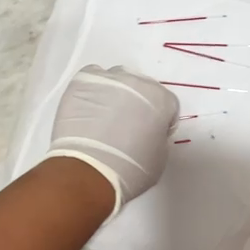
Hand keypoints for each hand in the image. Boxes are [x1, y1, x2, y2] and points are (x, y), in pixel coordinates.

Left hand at [43, 66, 179, 216]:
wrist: (89, 172)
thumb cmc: (131, 170)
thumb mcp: (160, 157)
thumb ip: (160, 135)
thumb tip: (150, 131)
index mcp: (162, 99)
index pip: (166, 104)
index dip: (159, 121)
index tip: (149, 135)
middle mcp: (138, 82)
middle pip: (141, 87)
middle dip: (137, 104)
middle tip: (126, 127)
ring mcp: (109, 79)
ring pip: (116, 79)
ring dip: (114, 94)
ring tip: (103, 118)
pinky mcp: (83, 81)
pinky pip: (92, 77)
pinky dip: (92, 90)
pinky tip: (87, 109)